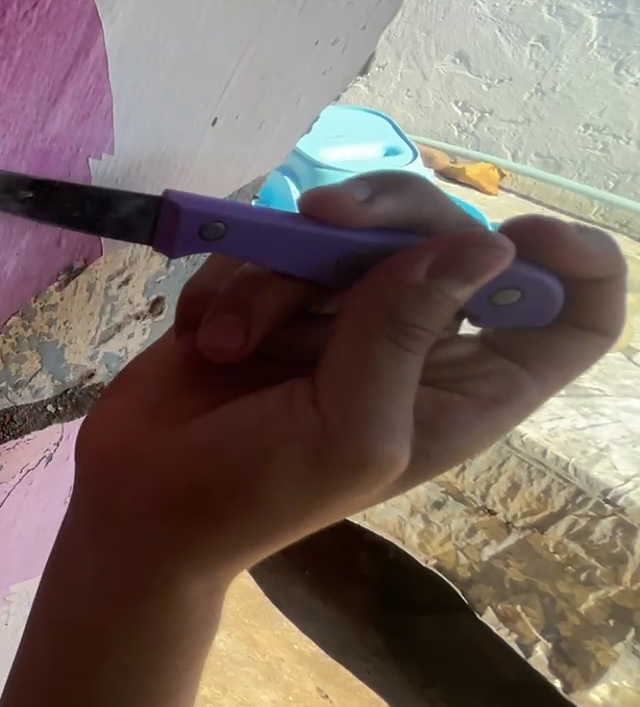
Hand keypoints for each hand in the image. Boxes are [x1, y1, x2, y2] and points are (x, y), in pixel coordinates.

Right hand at [72, 171, 626, 581]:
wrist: (139, 494)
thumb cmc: (252, 488)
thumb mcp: (346, 430)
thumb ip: (399, 337)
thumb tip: (481, 245)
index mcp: (455, 386)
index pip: (561, 314)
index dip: (567, 264)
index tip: (515, 235)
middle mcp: (395, 343)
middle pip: (431, 241)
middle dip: (378, 220)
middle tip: (318, 211)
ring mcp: (313, 321)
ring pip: (319, 244)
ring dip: (260, 285)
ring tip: (220, 345)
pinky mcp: (242, 309)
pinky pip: (245, 258)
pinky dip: (216, 290)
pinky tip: (196, 337)